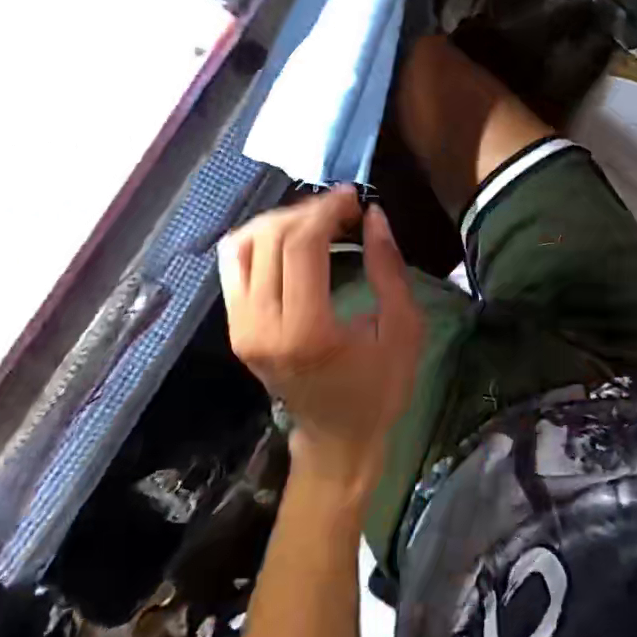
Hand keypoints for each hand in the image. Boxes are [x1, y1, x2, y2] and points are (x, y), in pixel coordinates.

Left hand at [218, 187, 424, 501]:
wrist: (335, 440)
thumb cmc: (377, 391)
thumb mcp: (403, 331)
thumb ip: (388, 269)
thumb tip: (373, 215)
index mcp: (307, 332)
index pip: (301, 246)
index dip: (326, 210)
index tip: (353, 197)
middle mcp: (261, 326)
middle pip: (271, 238)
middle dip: (307, 210)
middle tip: (341, 208)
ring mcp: (240, 326)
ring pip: (244, 244)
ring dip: (280, 221)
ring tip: (315, 221)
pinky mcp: (234, 326)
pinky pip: (233, 264)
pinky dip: (258, 240)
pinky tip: (287, 238)